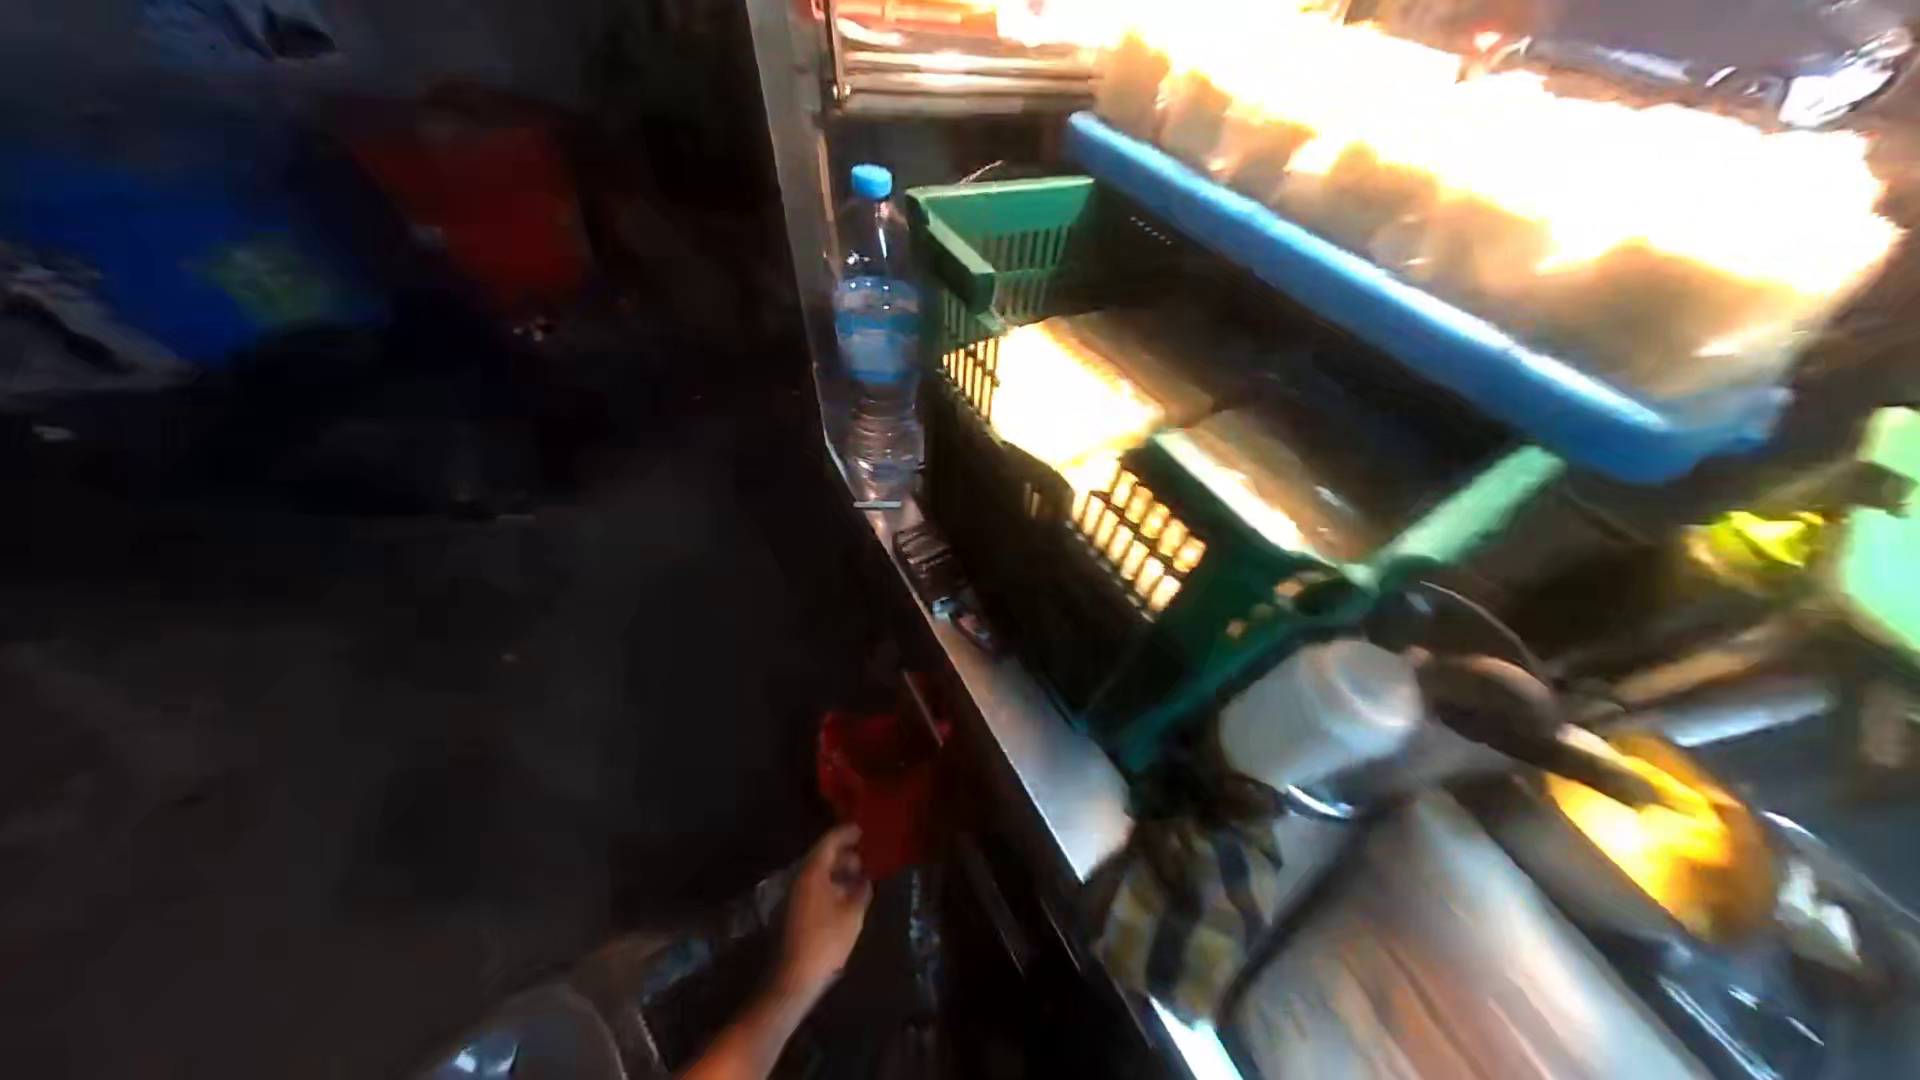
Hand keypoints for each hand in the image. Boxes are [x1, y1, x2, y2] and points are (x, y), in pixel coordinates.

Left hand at [775, 824, 872, 1004]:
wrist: (791, 981)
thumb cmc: (825, 941)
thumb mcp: (852, 914)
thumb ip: (861, 890)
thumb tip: (864, 878)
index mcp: (812, 872)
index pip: (829, 841)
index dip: (846, 833)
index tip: (862, 830)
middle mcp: (798, 878)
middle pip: (821, 856)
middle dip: (843, 854)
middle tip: (864, 855)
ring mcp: (792, 897)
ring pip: (817, 874)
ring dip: (837, 872)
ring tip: (858, 876)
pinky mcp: (791, 914)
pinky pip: (813, 889)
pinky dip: (829, 886)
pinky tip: (844, 898)